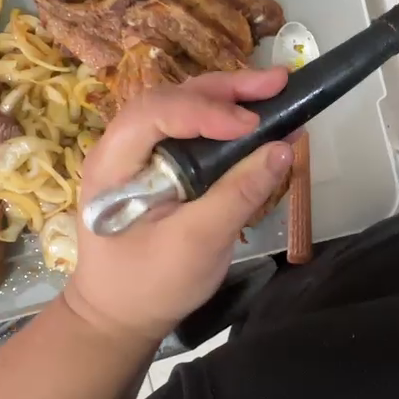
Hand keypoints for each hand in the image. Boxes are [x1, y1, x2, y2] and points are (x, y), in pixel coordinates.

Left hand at [63, 69, 294, 344]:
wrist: (120, 316)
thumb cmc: (150, 284)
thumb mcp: (197, 244)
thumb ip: (239, 194)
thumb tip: (284, 147)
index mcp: (114, 164)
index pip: (156, 113)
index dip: (206, 111)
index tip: (253, 126)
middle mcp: (124, 146)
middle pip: (174, 97)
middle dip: (227, 89)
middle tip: (279, 82)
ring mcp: (144, 153)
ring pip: (187, 106)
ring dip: (232, 96)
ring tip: (277, 88)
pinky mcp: (164, 164)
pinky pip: (197, 128)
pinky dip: (231, 119)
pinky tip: (263, 117)